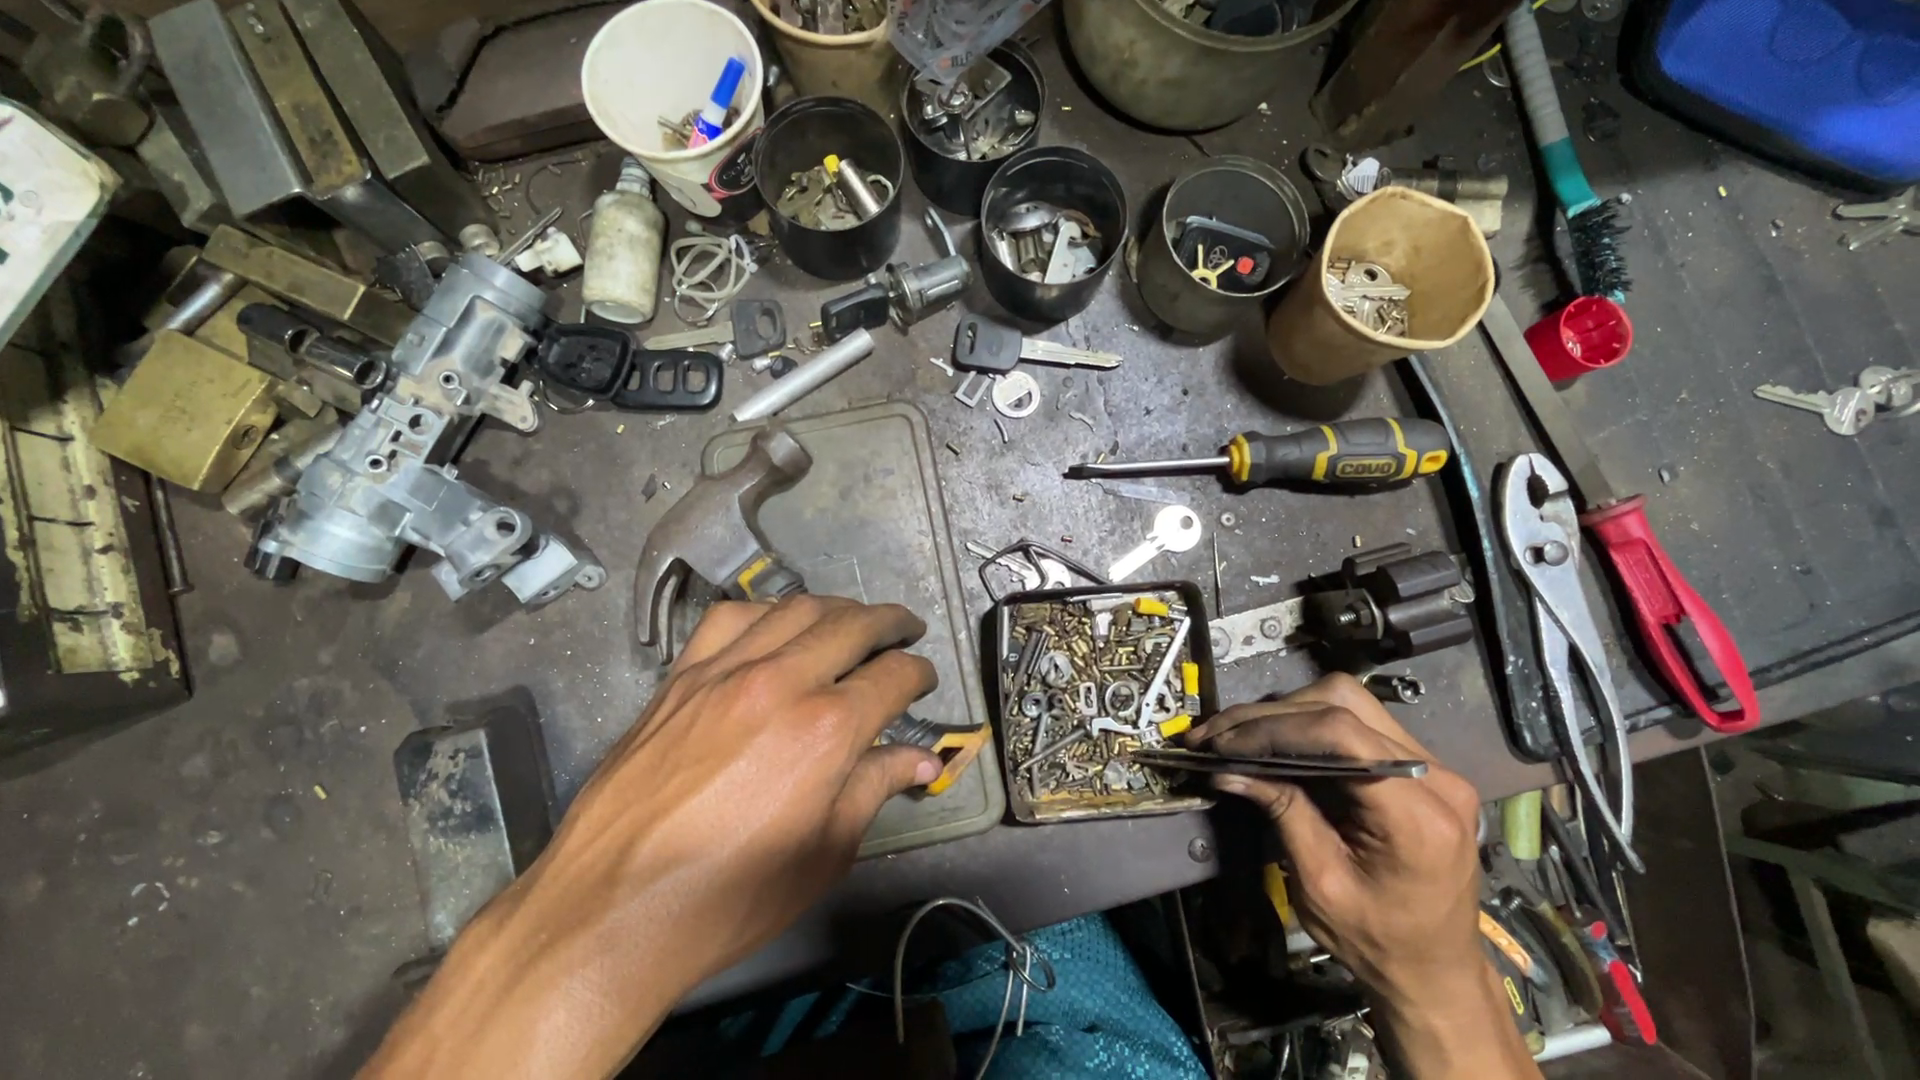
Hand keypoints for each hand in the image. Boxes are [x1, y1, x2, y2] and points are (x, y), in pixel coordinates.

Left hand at [362, 596, 941, 1079]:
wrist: (613, 910)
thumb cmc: (731, 898)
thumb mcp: (824, 854)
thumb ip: (873, 789)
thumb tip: (920, 758)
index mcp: (826, 730)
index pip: (892, 676)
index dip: (918, 673)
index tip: (924, 680)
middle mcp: (779, 683)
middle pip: (849, 625)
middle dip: (890, 622)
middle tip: (907, 630)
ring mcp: (722, 674)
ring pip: (792, 610)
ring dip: (834, 608)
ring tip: (851, 619)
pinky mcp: (679, 679)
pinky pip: (728, 621)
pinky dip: (765, 612)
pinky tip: (774, 627)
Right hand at [1192, 675, 1539, 1078]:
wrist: (1433, 968)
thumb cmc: (1376, 940)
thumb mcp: (1318, 883)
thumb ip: (1282, 812)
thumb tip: (1228, 766)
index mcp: (1417, 814)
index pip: (1340, 734)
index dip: (1273, 728)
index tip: (1222, 743)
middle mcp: (1434, 776)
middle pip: (1341, 705)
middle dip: (1270, 716)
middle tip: (1216, 736)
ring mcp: (1432, 766)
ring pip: (1348, 702)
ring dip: (1287, 714)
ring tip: (1238, 737)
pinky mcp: (1418, 767)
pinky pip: (1357, 723)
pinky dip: (1307, 726)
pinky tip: (1272, 743)